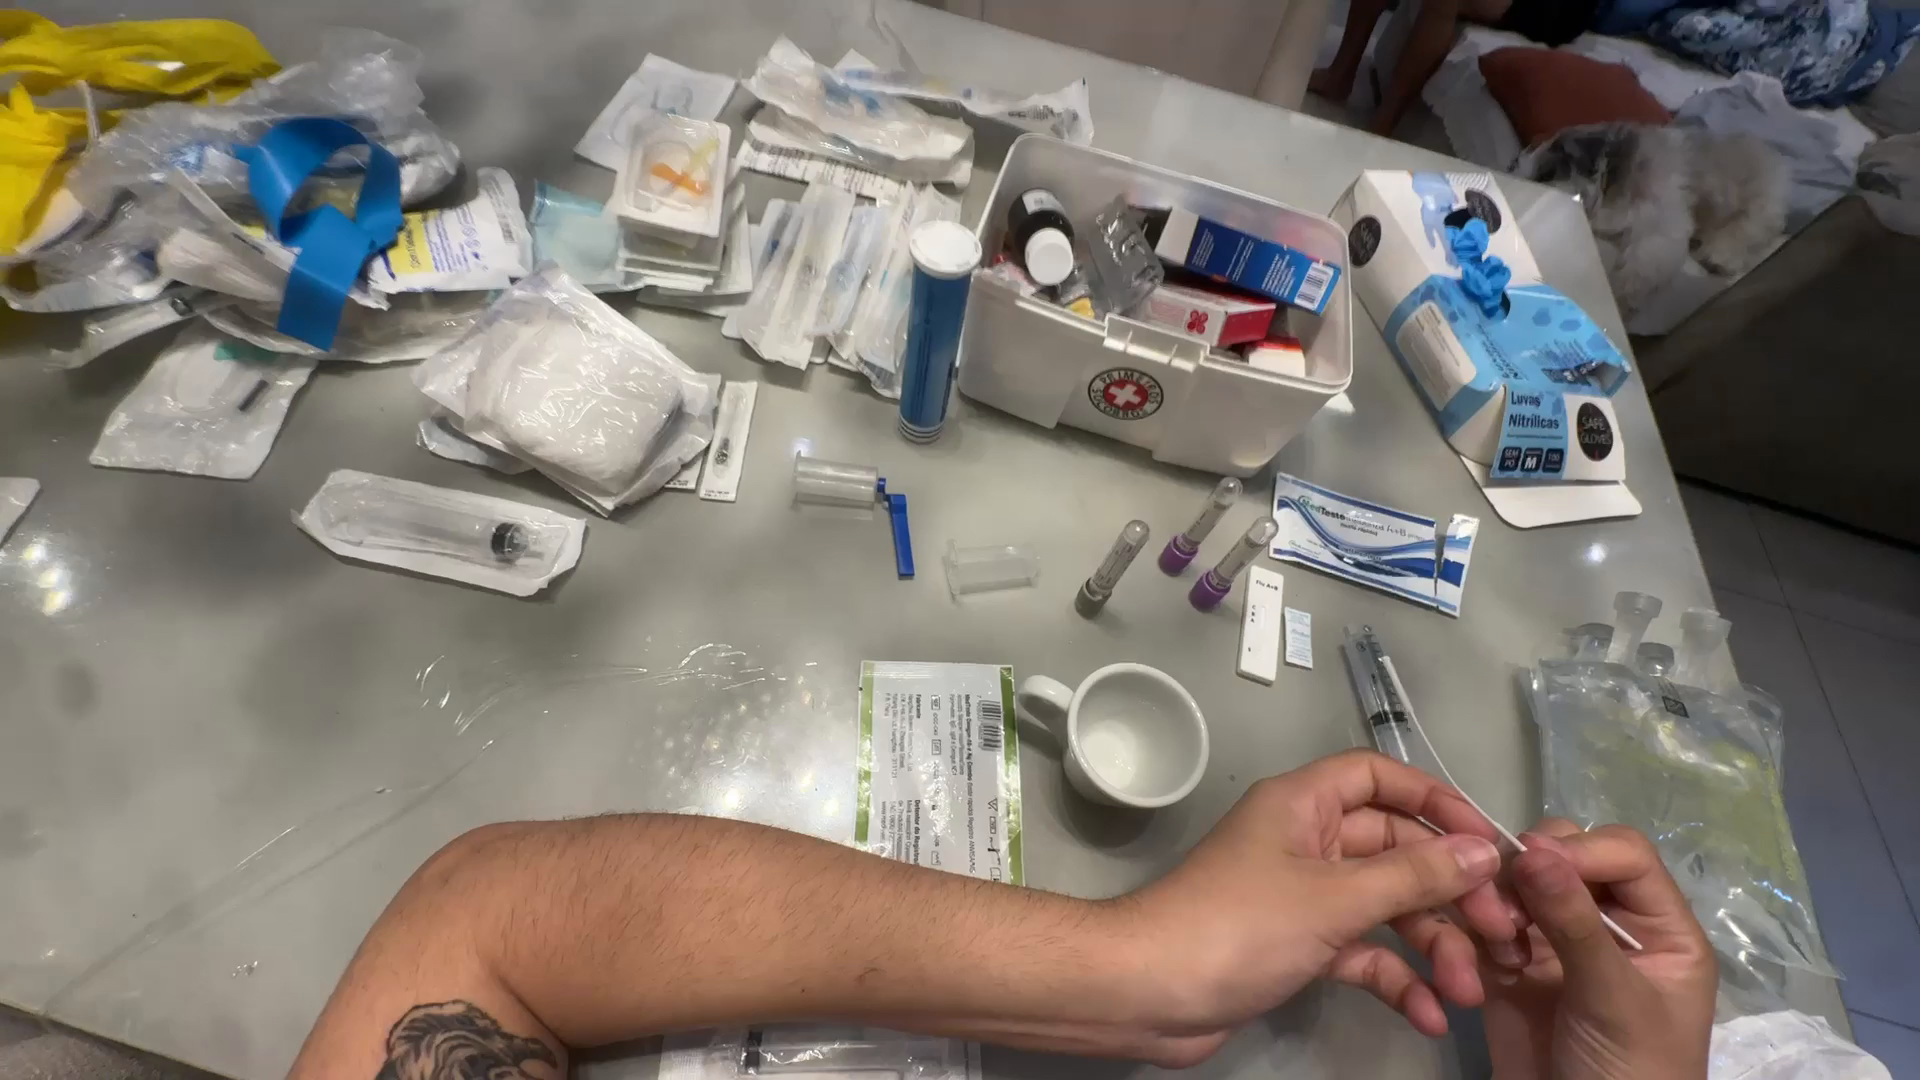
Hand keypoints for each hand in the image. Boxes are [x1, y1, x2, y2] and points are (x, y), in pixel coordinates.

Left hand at [1110, 749, 1529, 1066]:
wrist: (1157, 987)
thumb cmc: (1242, 924)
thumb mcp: (1332, 897)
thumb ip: (1411, 875)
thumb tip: (1481, 850)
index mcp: (1301, 803)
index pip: (1374, 776)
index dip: (1431, 799)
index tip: (1489, 844)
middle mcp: (1303, 837)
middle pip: (1391, 845)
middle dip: (1447, 888)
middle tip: (1501, 937)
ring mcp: (1301, 891)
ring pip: (1383, 901)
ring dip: (1431, 942)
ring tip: (1469, 991)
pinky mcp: (1298, 940)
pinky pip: (1362, 948)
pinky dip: (1395, 976)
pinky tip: (1429, 1015)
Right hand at [1402, 821, 1716, 1079]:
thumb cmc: (1630, 1077)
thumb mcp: (1614, 1003)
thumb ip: (1575, 923)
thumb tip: (1533, 848)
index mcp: (1657, 929)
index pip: (1622, 852)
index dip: (1581, 850)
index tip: (1533, 864)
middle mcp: (1603, 921)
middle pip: (1557, 852)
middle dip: (1524, 870)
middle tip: (1505, 903)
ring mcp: (1549, 935)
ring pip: (1508, 876)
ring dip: (1492, 898)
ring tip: (1492, 938)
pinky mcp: (1502, 953)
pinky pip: (1476, 910)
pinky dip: (1470, 925)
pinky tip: (1476, 960)